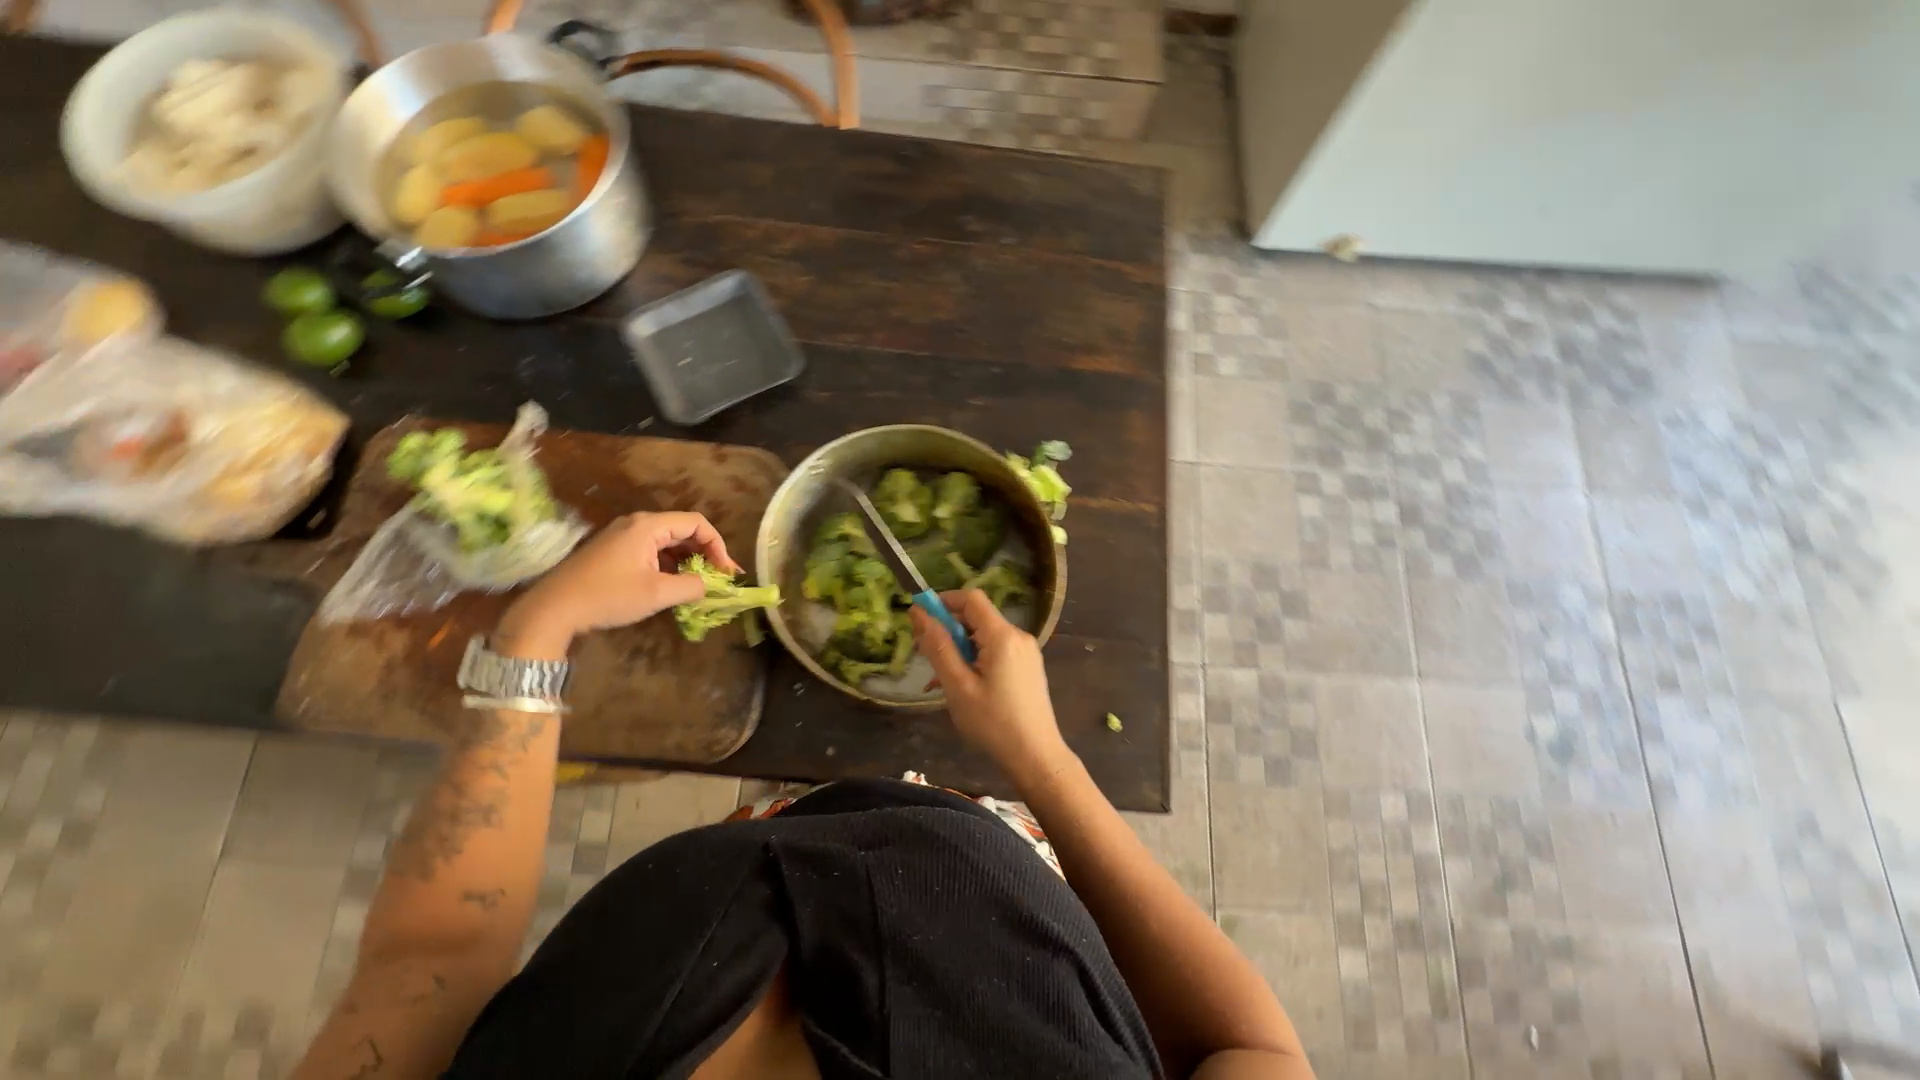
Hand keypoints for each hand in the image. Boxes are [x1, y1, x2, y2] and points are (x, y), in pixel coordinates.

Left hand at [496, 512, 737, 657]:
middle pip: (682, 529)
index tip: (726, 572)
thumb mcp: (657, 594)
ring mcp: (621, 536)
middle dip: (705, 552)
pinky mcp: (612, 551)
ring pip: (666, 541)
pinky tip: (671, 584)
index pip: (696, 523)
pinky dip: (668, 564)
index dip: (718, 545)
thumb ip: (691, 586)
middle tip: (719, 578)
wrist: (553, 609)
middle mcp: (636, 523)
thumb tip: (708, 585)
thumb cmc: (607, 597)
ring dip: (687, 560)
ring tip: (698, 584)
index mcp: (648, 526)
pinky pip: (650, 549)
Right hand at [912, 590, 1074, 790]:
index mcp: (1002, 636)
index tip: (920, 619)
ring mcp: (1027, 652)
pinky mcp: (1029, 667)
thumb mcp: (958, 686)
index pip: (971, 598)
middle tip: (924, 656)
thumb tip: (918, 612)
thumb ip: (938, 646)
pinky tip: (962, 686)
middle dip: (948, 630)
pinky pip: (997, 652)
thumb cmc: (993, 723)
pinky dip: (976, 660)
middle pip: (978, 618)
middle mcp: (1018, 636)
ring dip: (960, 649)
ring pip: (985, 637)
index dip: (943, 601)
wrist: (1036, 756)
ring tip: (940, 680)